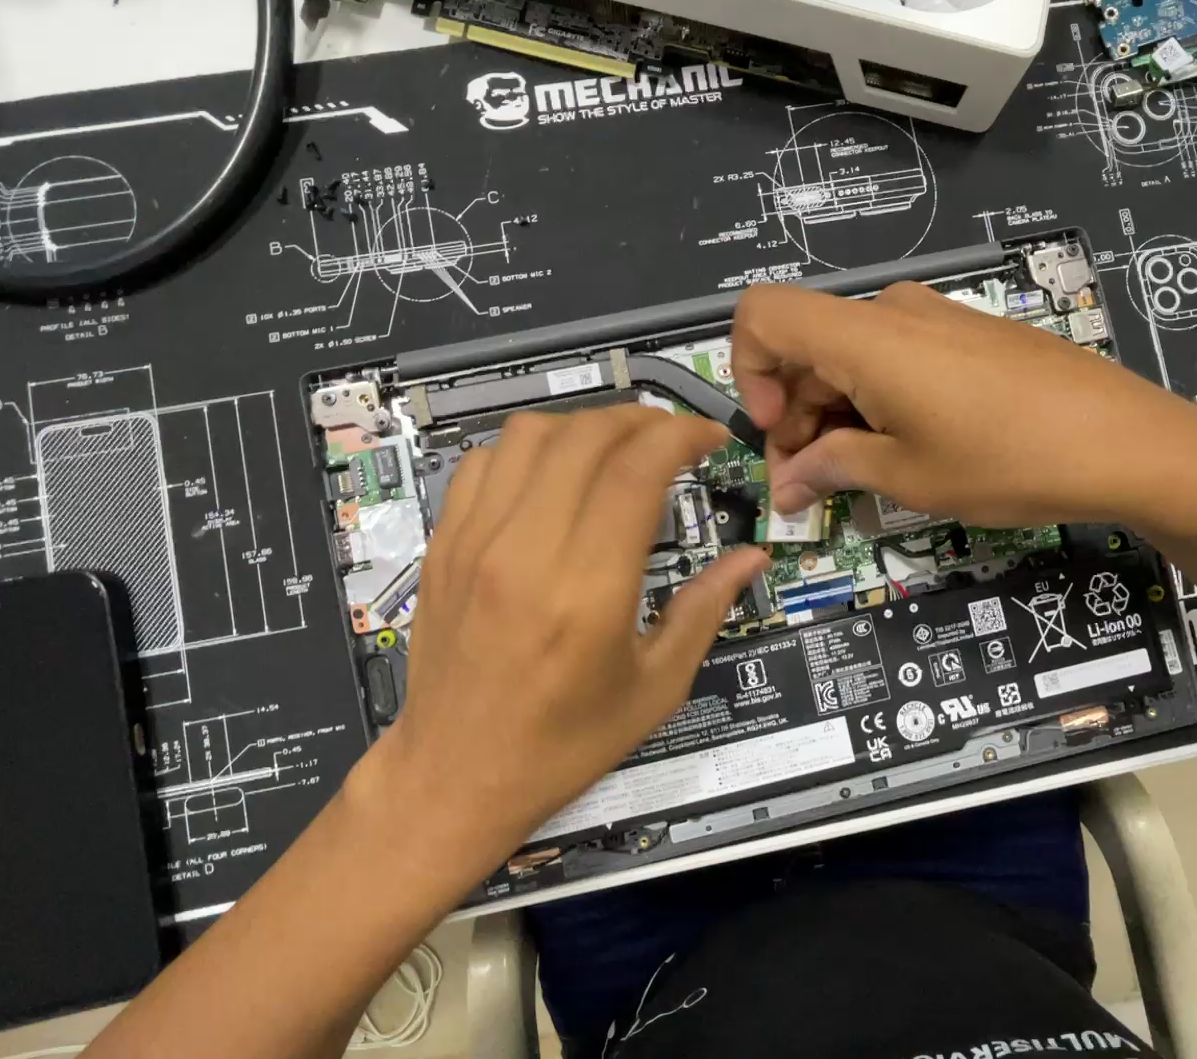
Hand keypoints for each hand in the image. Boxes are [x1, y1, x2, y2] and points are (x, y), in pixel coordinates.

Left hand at [353, 407, 769, 868]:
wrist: (454, 775)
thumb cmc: (565, 743)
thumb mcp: (655, 688)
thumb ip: (705, 610)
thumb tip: (752, 556)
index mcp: (588, 592)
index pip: (636, 469)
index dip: (682, 435)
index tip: (710, 439)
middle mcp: (526, 551)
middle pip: (586, 435)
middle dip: (642, 421)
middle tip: (673, 442)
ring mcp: (474, 542)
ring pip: (529, 434)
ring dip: (584, 427)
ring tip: (616, 452)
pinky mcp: (444, 545)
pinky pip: (484, 462)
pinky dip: (529, 451)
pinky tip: (554, 479)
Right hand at [730, 281, 1196, 528]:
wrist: (1128, 443)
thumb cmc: (1007, 462)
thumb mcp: (907, 477)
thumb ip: (831, 469)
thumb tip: (786, 484)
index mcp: (864, 338)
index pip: (762, 316)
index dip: (749, 374)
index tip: (781, 433)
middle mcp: (892, 311)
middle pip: (807, 348)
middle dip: (796, 416)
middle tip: (814, 485)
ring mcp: (936, 316)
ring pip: (850, 356)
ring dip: (836, 413)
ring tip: (864, 475)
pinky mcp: (967, 332)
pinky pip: (895, 357)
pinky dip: (877, 400)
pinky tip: (911, 448)